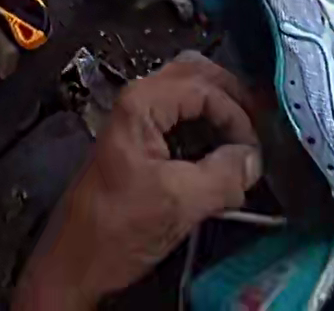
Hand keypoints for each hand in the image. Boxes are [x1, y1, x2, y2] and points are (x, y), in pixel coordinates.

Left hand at [13, 53, 262, 310]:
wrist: (74, 260)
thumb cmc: (119, 226)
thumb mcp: (177, 202)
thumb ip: (221, 176)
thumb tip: (254, 160)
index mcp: (143, 100)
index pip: (204, 87)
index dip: (235, 115)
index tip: (254, 152)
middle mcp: (141, 96)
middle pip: (196, 73)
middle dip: (231, 96)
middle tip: (258, 127)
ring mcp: (139, 113)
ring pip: (189, 89)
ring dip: (220, 107)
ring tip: (245, 138)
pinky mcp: (142, 135)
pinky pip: (181, 112)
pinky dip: (206, 122)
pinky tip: (222, 148)